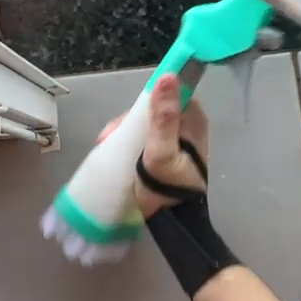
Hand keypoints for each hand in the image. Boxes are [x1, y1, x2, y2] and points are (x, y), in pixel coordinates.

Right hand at [98, 73, 208, 217]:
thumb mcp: (160, 151)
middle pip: (154, 107)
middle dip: (130, 120)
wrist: (172, 224)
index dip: (144, 100)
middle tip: (109, 137)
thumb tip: (167, 76)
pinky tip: (116, 148)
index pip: (168, 93)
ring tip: (107, 144)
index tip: (125, 120)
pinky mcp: (171, 150)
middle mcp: (190, 125)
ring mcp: (181, 138)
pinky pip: (148, 135)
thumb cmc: (167, 187)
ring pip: (148, 121)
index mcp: (193, 120)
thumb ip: (163, 116)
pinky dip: (132, 140)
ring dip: (127, 130)